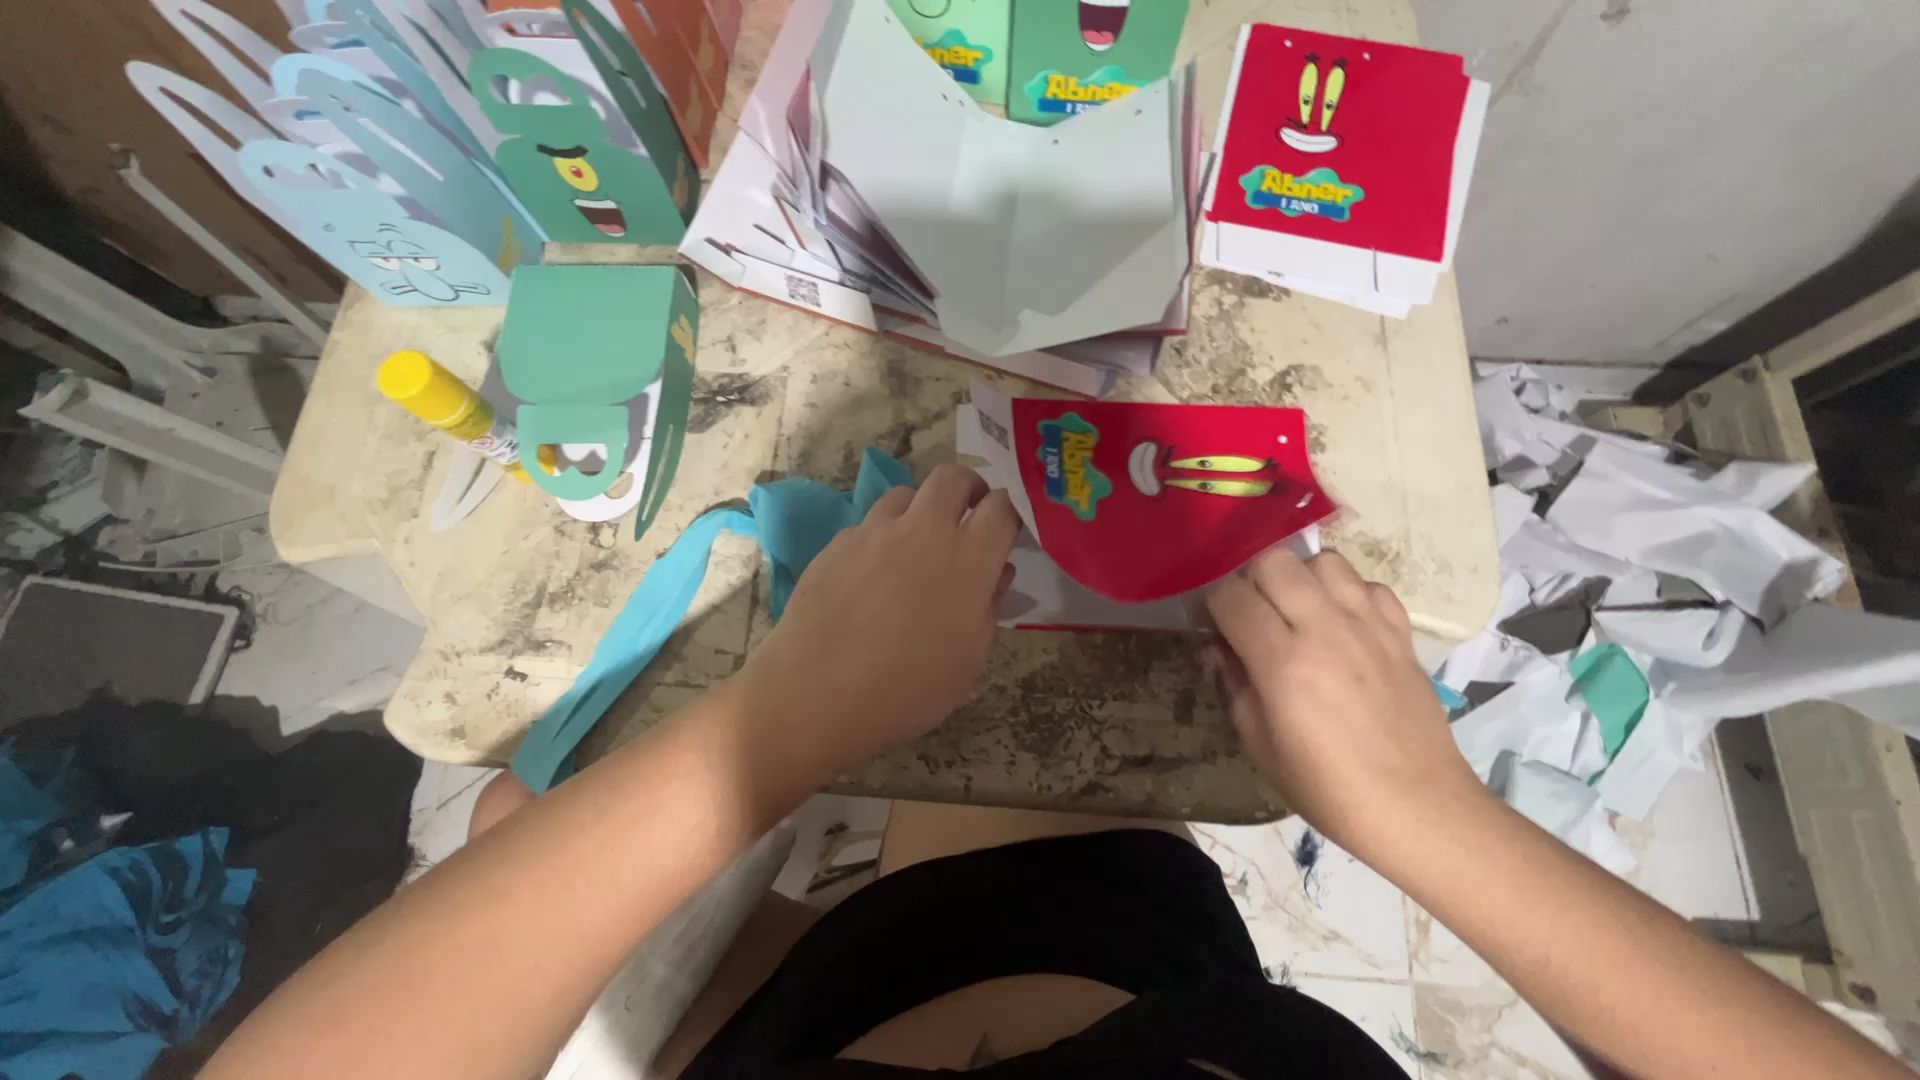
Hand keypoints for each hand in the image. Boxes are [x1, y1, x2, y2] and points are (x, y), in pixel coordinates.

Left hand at [736, 464, 1019, 776]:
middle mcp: (923, 531)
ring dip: (921, 509)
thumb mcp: (968, 660)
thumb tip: (997, 571)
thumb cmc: (908, 689)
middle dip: (968, 488)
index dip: (1011, 511)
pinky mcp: (837, 544)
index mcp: (968, 559)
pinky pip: (868, 525)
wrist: (816, 694)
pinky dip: (881, 538)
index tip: (1008, 529)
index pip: (1002, 507)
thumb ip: (988, 607)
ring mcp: (874, 532)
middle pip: (952, 477)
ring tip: (917, 545)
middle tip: (969, 517)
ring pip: (906, 493)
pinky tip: (871, 576)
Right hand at [1205, 549, 1487, 856]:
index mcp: (1282, 663)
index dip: (1213, 605)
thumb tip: (1219, 647)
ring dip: (1300, 577)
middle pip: (1274, 561)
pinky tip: (1341, 623)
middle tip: (1251, 612)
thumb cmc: (1325, 787)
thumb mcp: (1258, 743)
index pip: (1231, 596)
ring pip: (1324, 561)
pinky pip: (1370, 585)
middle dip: (1251, 579)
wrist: (1417, 808)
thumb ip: (1234, 684)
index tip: (1213, 624)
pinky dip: (1349, 593)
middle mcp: (1324, 630)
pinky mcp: (1402, 633)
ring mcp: (1369, 626)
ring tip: (1297, 610)